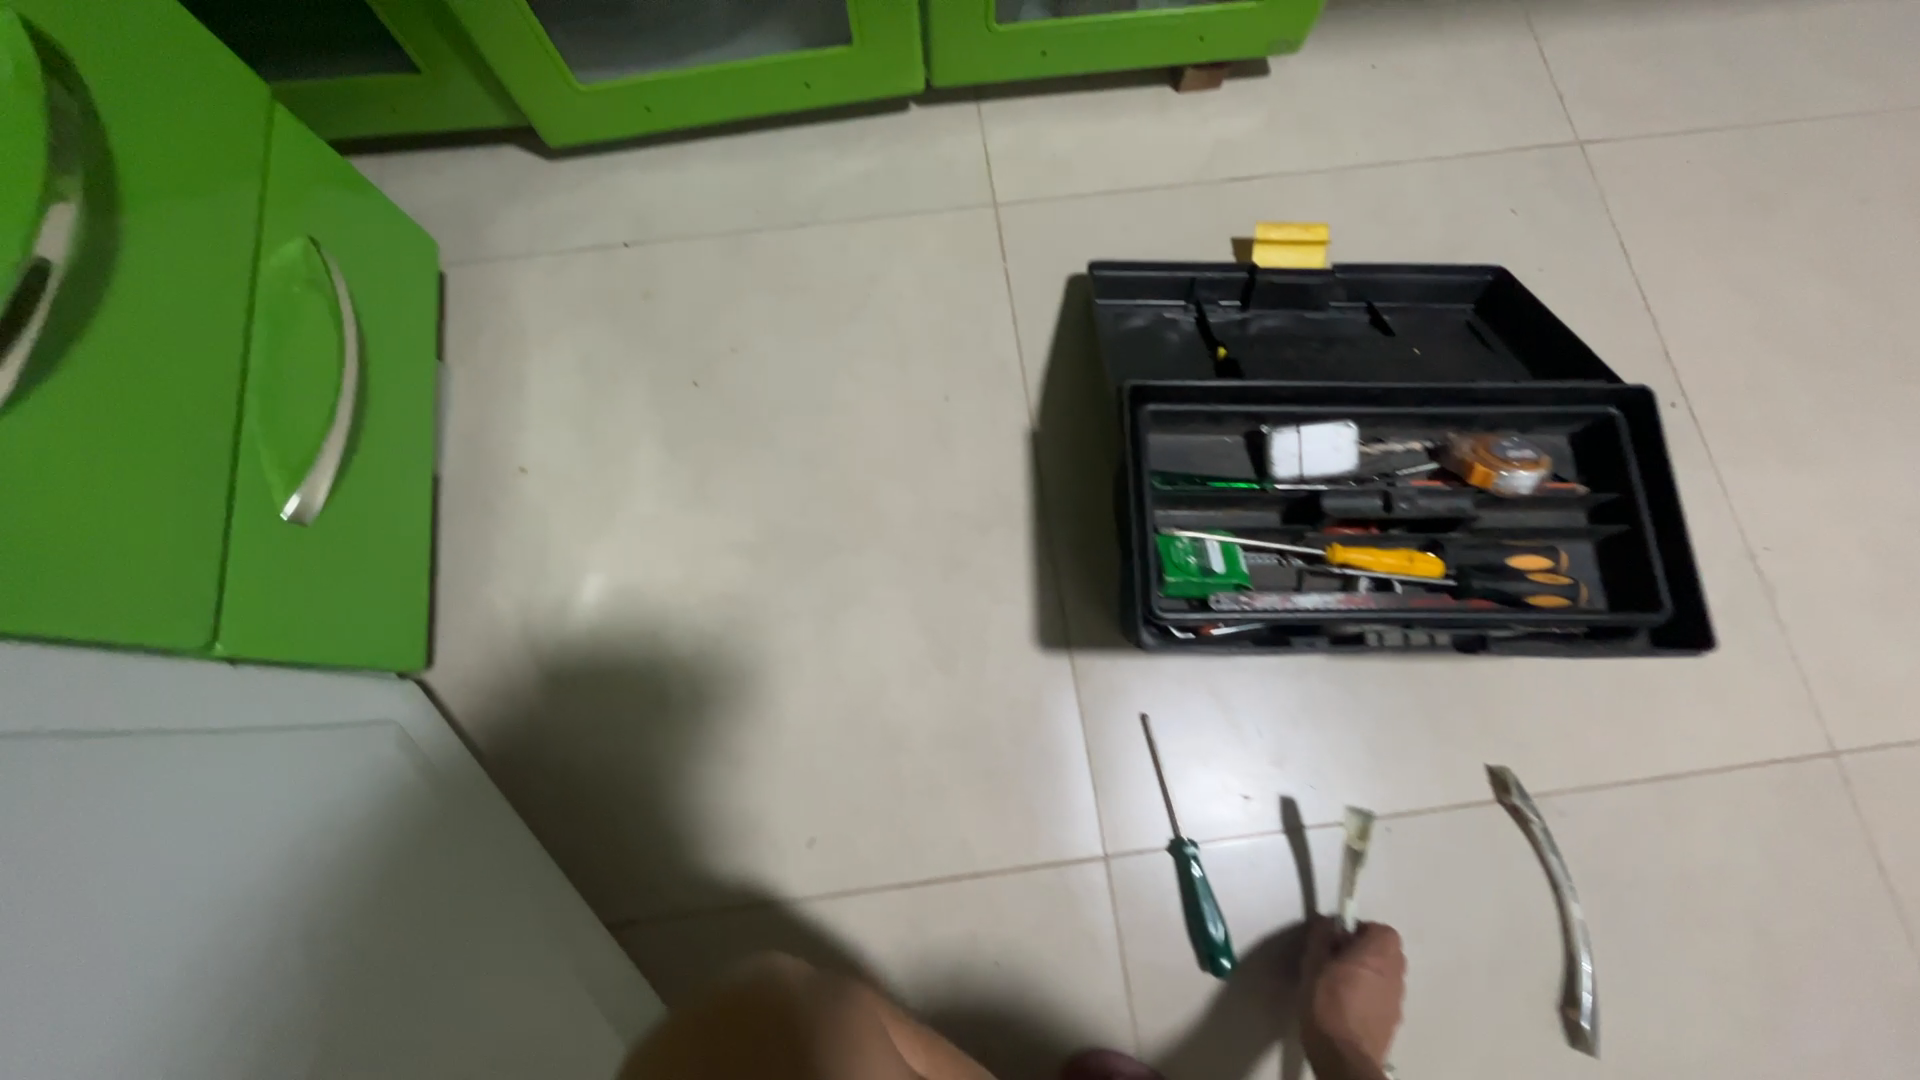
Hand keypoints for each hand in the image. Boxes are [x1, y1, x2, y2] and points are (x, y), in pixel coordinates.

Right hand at [1302, 919, 1404, 1079]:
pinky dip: (1371, 993)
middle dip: (1367, 950)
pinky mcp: (1393, 1022)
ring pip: (1388, 975)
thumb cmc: (1326, 1003)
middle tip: (1339, 957)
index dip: (1363, 930)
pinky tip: (1349, 1005)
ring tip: (1342, 983)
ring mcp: (1396, 1002)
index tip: (1341, 938)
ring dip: (1370, 972)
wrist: (1344, 1056)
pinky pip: (1385, 996)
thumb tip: (1328, 922)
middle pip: (1389, 952)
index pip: (1385, 931)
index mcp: (1376, 957)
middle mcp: (1394, 976)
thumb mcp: (1312, 963)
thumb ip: (1321, 938)